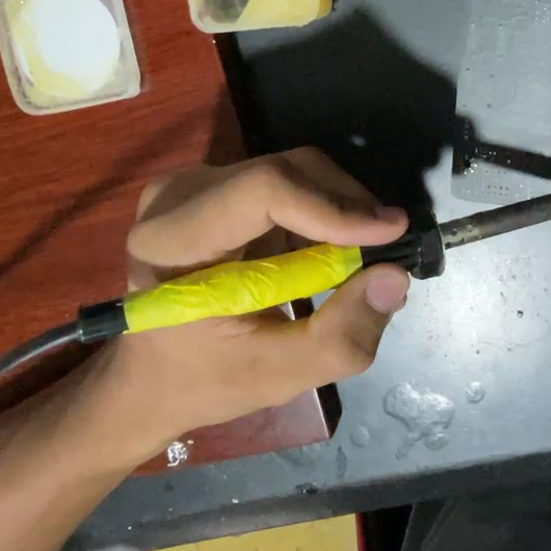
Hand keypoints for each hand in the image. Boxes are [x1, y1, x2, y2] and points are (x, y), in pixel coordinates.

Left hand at [75, 148, 411, 466]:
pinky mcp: (224, 186)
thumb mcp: (276, 376)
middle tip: (387, 250)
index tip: (389, 235)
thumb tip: (395, 277)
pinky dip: (328, 212)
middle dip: (348, 207)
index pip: (263, 191)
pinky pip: (294, 181)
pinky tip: (334, 253)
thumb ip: (340, 338)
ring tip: (362, 259)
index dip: (332, 207)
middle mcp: (181, 193)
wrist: (154, 375)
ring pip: (298, 170)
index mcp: (171, 239)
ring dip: (342, 209)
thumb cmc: (204, 380)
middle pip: (288, 170)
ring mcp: (202, 184)